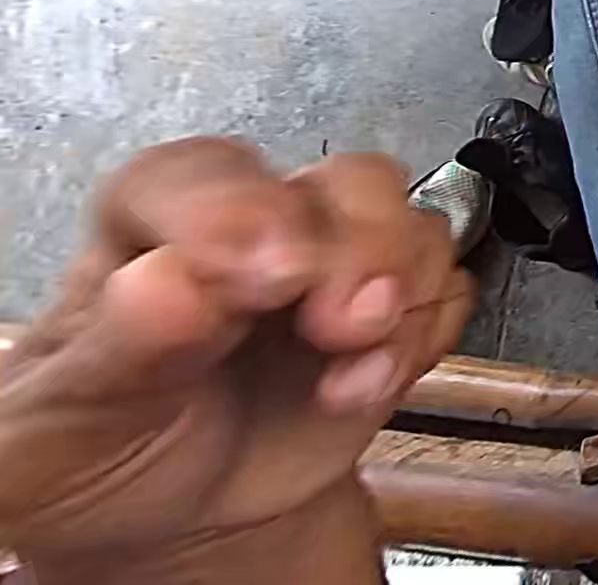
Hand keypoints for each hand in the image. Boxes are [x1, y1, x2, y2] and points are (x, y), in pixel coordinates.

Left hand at [0, 139, 472, 578]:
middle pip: (355, 180)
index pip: (199, 174)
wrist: (190, 517)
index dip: (237, 205)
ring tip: (354, 382)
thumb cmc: (101, 465)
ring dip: (409, 298)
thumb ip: (108, 358)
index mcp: (159, 240)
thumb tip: (168, 282)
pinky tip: (379, 383)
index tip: (264, 276)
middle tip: (345, 325)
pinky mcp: (415, 302)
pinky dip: (432, 333)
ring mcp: (356, 263)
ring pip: (422, 226)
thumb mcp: (47, 441)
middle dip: (366, 246)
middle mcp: (277, 231)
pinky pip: (456, 287)